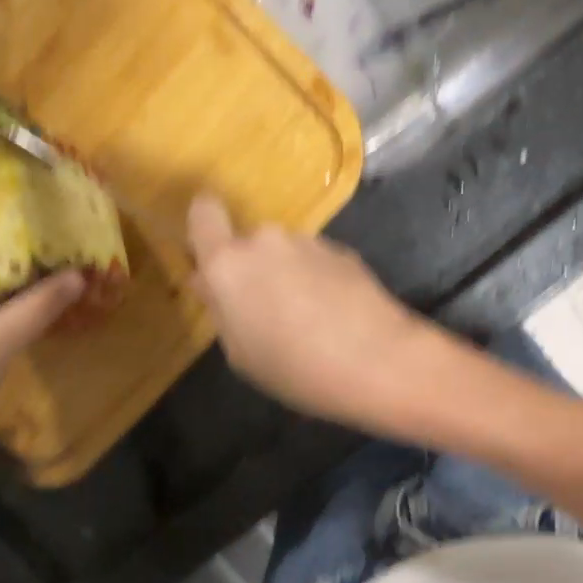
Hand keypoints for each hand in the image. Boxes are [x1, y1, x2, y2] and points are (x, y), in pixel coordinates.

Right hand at [186, 195, 439, 429]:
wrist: (379, 361)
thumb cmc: (295, 369)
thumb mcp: (241, 355)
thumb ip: (221, 310)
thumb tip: (209, 283)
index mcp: (228, 264)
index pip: (203, 213)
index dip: (205, 229)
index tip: (213, 258)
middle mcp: (266, 241)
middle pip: (249, 243)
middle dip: (254, 270)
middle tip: (268, 313)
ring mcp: (309, 243)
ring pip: (285, 254)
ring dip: (289, 276)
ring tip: (309, 321)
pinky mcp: (344, 252)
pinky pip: (317, 263)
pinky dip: (320, 282)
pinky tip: (337, 317)